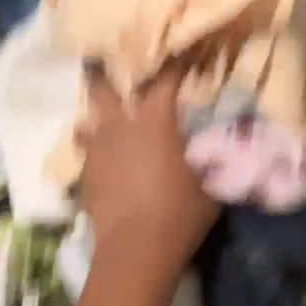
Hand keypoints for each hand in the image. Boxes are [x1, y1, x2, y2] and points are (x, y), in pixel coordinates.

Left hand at [78, 63, 217, 284]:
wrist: (135, 251)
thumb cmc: (178, 217)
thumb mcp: (208, 193)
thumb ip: (210, 168)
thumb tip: (220, 159)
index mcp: (155, 120)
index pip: (166, 78)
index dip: (175, 63)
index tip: (182, 54)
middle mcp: (120, 125)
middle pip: (103, 85)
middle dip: (104, 72)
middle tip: (107, 64)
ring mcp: (97, 150)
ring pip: (87, 119)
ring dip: (95, 116)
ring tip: (102, 119)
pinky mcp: (85, 176)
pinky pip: (84, 153)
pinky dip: (92, 150)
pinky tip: (102, 159)